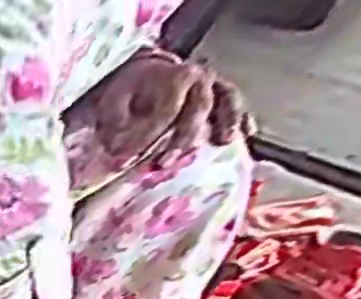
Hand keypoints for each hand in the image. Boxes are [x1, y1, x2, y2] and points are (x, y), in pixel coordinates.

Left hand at [83, 51, 250, 165]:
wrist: (142, 73)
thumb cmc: (128, 90)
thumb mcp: (113, 102)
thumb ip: (116, 123)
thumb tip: (117, 148)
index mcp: (175, 77)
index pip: (166, 111)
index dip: (147, 138)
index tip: (128, 161)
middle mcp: (200, 78)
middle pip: (198, 108)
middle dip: (182, 138)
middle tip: (165, 163)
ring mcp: (213, 84)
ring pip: (226, 101)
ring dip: (227, 122)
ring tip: (224, 142)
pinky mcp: (219, 94)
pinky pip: (234, 104)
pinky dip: (242, 117)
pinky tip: (247, 133)